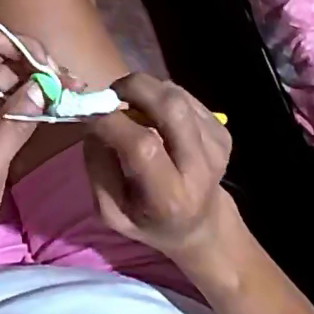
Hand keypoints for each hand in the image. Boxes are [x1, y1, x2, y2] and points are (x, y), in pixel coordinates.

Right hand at [83, 73, 238, 276]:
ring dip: (147, 90)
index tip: (90, 113)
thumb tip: (93, 120)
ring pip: (177, 96)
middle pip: (171, 108)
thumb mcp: (111, 211)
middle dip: (135, 88)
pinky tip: (153, 114)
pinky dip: (161, 95)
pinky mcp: (222, 131)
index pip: (142, 146)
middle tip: (112, 92)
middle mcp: (200, 170)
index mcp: (170, 199)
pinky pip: (185, 97)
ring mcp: (216, 147)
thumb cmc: (147, 219)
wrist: (200, 224)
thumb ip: (98, 167)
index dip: (111, 122)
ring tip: (131, 104)